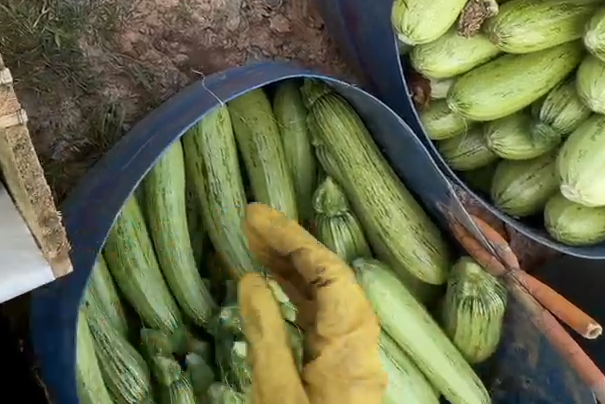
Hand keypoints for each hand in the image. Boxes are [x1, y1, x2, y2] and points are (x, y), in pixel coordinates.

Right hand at [237, 203, 386, 403]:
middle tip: (247, 223)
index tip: (255, 217)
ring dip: (291, 269)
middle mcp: (357, 349)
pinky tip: (267, 290)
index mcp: (349, 349)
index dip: (294, 239)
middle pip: (331, 282)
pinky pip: (319, 322)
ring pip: (325, 301)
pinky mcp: (337, 379)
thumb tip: (250, 279)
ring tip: (252, 245)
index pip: (330, 275)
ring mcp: (349, 365)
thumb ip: (266, 334)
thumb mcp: (277, 396)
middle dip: (290, 247)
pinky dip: (293, 297)